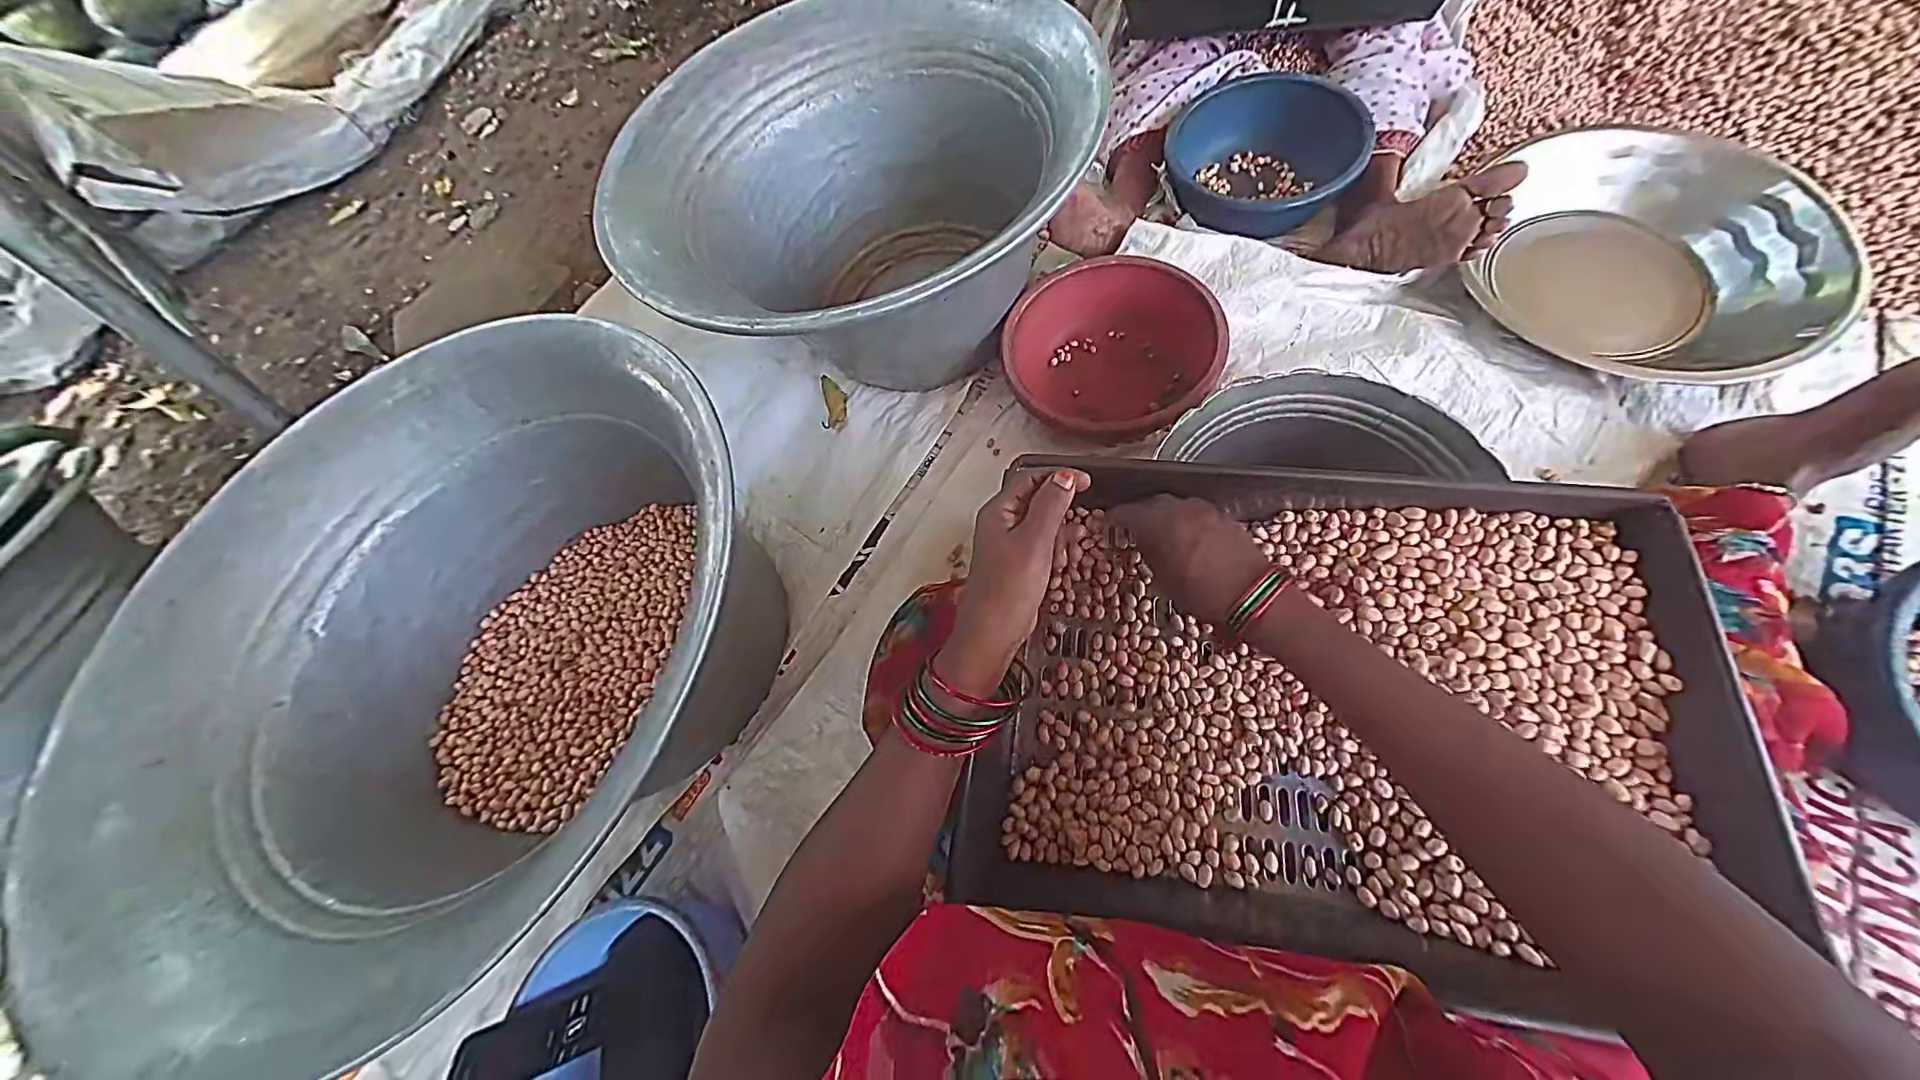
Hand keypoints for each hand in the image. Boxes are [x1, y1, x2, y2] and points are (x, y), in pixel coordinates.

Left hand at [940, 468, 1090, 693]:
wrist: (992, 633)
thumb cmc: (1008, 589)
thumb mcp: (1035, 541)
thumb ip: (1050, 506)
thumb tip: (1065, 477)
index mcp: (998, 512)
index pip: (1029, 478)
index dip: (1059, 476)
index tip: (1088, 482)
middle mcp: (1000, 524)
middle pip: (1035, 498)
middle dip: (1061, 504)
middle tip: (1085, 514)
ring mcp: (1007, 544)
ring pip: (1040, 523)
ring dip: (1060, 528)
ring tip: (1076, 540)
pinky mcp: (1017, 564)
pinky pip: (1039, 545)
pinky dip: (1055, 546)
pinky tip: (1066, 555)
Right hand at [1110, 495, 1269, 628]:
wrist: (1255, 596)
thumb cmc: (1204, 594)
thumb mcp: (1164, 580)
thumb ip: (1150, 554)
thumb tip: (1143, 542)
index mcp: (1162, 522)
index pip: (1128, 512)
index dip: (1115, 518)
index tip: (1108, 523)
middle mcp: (1183, 510)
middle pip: (1153, 503)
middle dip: (1140, 514)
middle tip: (1132, 529)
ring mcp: (1207, 511)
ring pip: (1177, 506)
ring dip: (1164, 516)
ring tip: (1159, 534)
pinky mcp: (1225, 518)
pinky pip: (1196, 513)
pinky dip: (1185, 520)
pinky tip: (1185, 538)